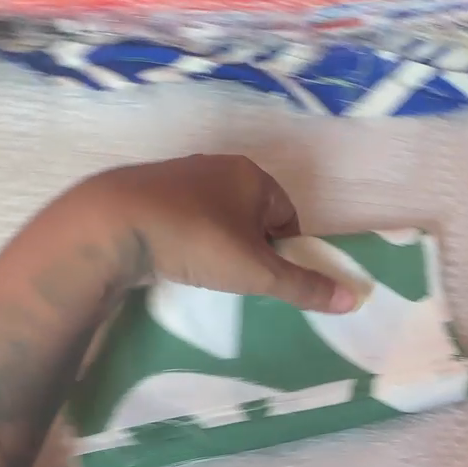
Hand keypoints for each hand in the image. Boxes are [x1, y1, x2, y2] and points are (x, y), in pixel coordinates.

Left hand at [75, 155, 356, 313]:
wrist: (114, 225)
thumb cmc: (198, 241)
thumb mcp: (258, 272)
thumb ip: (304, 287)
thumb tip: (353, 299)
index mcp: (252, 176)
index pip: (288, 215)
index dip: (287, 251)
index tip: (272, 278)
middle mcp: (219, 166)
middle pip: (255, 216)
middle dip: (255, 248)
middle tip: (244, 280)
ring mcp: (181, 175)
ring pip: (220, 217)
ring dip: (223, 245)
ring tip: (210, 274)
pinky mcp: (150, 191)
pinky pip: (187, 218)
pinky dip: (191, 240)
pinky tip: (180, 261)